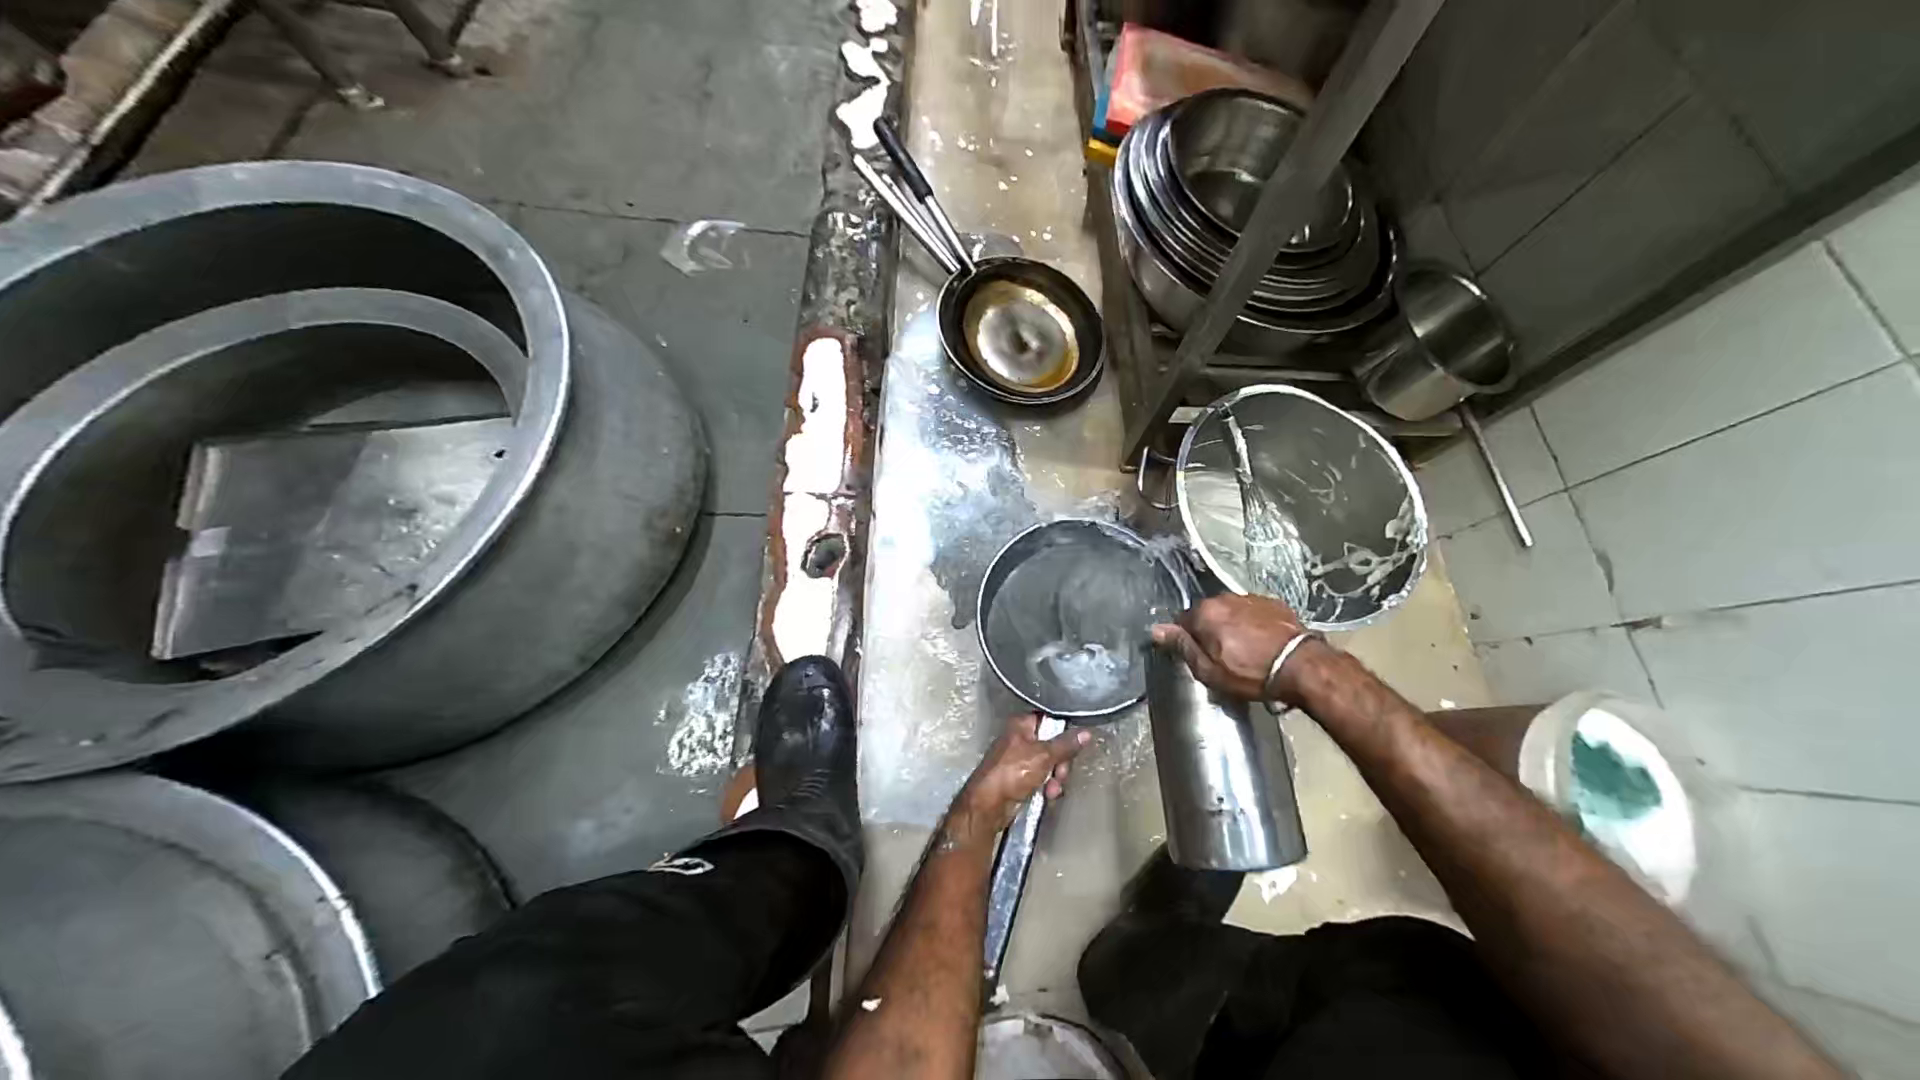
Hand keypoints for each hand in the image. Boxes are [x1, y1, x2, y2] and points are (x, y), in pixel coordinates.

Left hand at [954, 713, 1090, 832]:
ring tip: (1052, 788)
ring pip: (1048, 764)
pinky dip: (1046, 786)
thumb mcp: (1044, 756)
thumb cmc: (1012, 773)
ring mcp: (1018, 760)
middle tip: (1060, 773)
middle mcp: (1018, 739)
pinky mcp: (1018, 779)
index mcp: (1021, 725)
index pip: (1049, 720)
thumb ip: (1066, 745)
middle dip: (1060, 762)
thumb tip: (1085, 733)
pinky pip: (1040, 779)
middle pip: (1051, 745)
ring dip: (1055, 778)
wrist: (989, 804)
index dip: (1062, 733)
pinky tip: (1047, 795)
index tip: (1072, 745)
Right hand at [1152, 594, 1312, 701]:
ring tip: (1246, 651)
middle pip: (1207, 614)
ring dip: (1232, 626)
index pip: (1181, 622)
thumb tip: (1156, 629)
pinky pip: (1252, 612)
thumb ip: (1181, 646)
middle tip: (1222, 657)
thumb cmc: (1251, 673)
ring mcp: (1250, 598)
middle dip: (1210, 631)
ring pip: (1230, 612)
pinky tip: (1262, 643)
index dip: (1188, 641)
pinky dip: (1253, 624)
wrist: (1302, 666)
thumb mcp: (1208, 670)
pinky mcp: (1273, 603)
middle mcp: (1224, 598)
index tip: (1199, 657)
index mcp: (1204, 613)